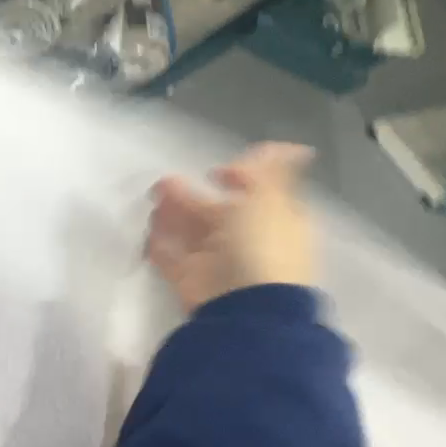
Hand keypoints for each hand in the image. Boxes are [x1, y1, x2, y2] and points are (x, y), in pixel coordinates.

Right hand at [147, 142, 316, 312]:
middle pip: (214, 210)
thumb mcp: (267, 200)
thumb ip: (268, 174)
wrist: (240, 300)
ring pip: (189, 230)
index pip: (256, 191)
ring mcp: (215, 257)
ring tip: (155, 203)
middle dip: (191, 195)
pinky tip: (151, 230)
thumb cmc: (260, 245)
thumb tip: (294, 146)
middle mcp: (246, 236)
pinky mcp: (188, 274)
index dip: (239, 177)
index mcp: (275, 218)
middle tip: (165, 184)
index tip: (216, 170)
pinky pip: (170, 253)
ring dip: (171, 214)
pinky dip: (160, 242)